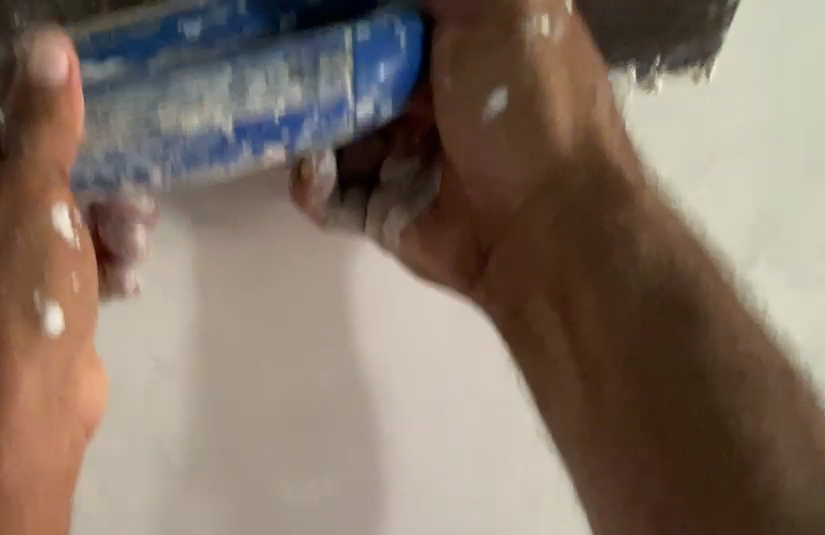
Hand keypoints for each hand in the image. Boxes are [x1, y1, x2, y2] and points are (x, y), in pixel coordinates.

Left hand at [0, 29, 109, 483]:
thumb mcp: (32, 199)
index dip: (53, 143)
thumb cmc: (16, 303)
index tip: (99, 152)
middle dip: (93, 192)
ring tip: (136, 246)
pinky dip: (102, 270)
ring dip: (107, 230)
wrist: (22, 421)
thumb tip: (46, 42)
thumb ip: (42, 124)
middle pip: (37, 184)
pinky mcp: (32, 320)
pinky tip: (130, 278)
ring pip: (61, 230)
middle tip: (135, 206)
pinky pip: (72, 274)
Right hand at [290, 0, 641, 296]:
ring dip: (310, 133)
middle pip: (355, 82)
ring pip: (335, 139)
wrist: (538, 221)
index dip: (351, 21)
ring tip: (297, 129)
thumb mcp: (499, 8)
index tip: (307, 16)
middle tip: (286, 72)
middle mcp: (431, 101)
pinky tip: (313, 172)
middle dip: (320, 78)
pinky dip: (313, 186)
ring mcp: (402, 160)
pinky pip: (331, 196)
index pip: (391, 26)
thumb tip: (379, 5)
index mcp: (465, 45)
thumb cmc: (524, 106)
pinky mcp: (381, 212)